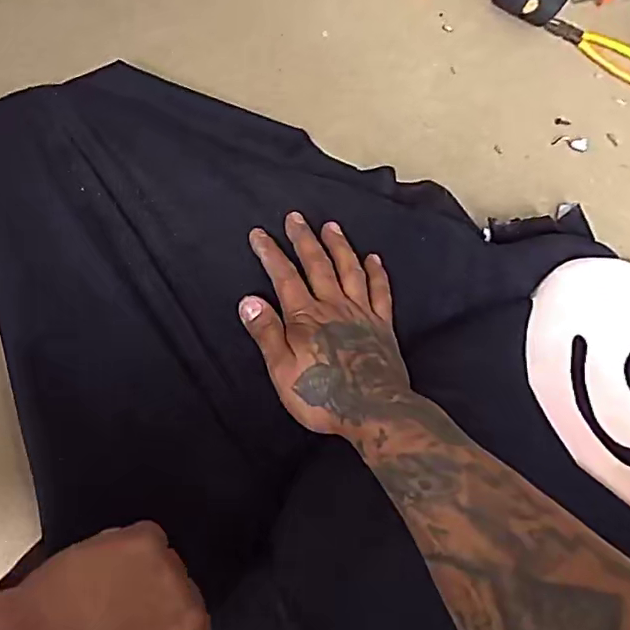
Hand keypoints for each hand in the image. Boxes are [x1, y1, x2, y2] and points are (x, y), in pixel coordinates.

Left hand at [0, 522, 208, 629]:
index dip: (160, 626)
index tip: (138, 622)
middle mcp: (190, 618)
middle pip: (181, 594)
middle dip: (152, 597)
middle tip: (114, 601)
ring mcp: (170, 577)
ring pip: (162, 561)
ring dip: (137, 569)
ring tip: (97, 583)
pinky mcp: (145, 546)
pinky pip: (148, 535)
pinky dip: (123, 543)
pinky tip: (98, 562)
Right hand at [240, 213, 412, 439]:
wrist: (374, 410)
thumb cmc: (322, 395)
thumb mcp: (282, 369)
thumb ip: (266, 333)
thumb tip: (248, 300)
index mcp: (305, 318)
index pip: (283, 277)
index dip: (270, 253)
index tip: (259, 234)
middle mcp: (333, 307)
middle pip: (317, 265)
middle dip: (303, 240)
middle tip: (295, 218)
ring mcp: (360, 314)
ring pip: (349, 271)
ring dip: (339, 246)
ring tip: (330, 227)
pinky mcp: (381, 326)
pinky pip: (380, 292)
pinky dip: (376, 273)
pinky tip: (373, 259)